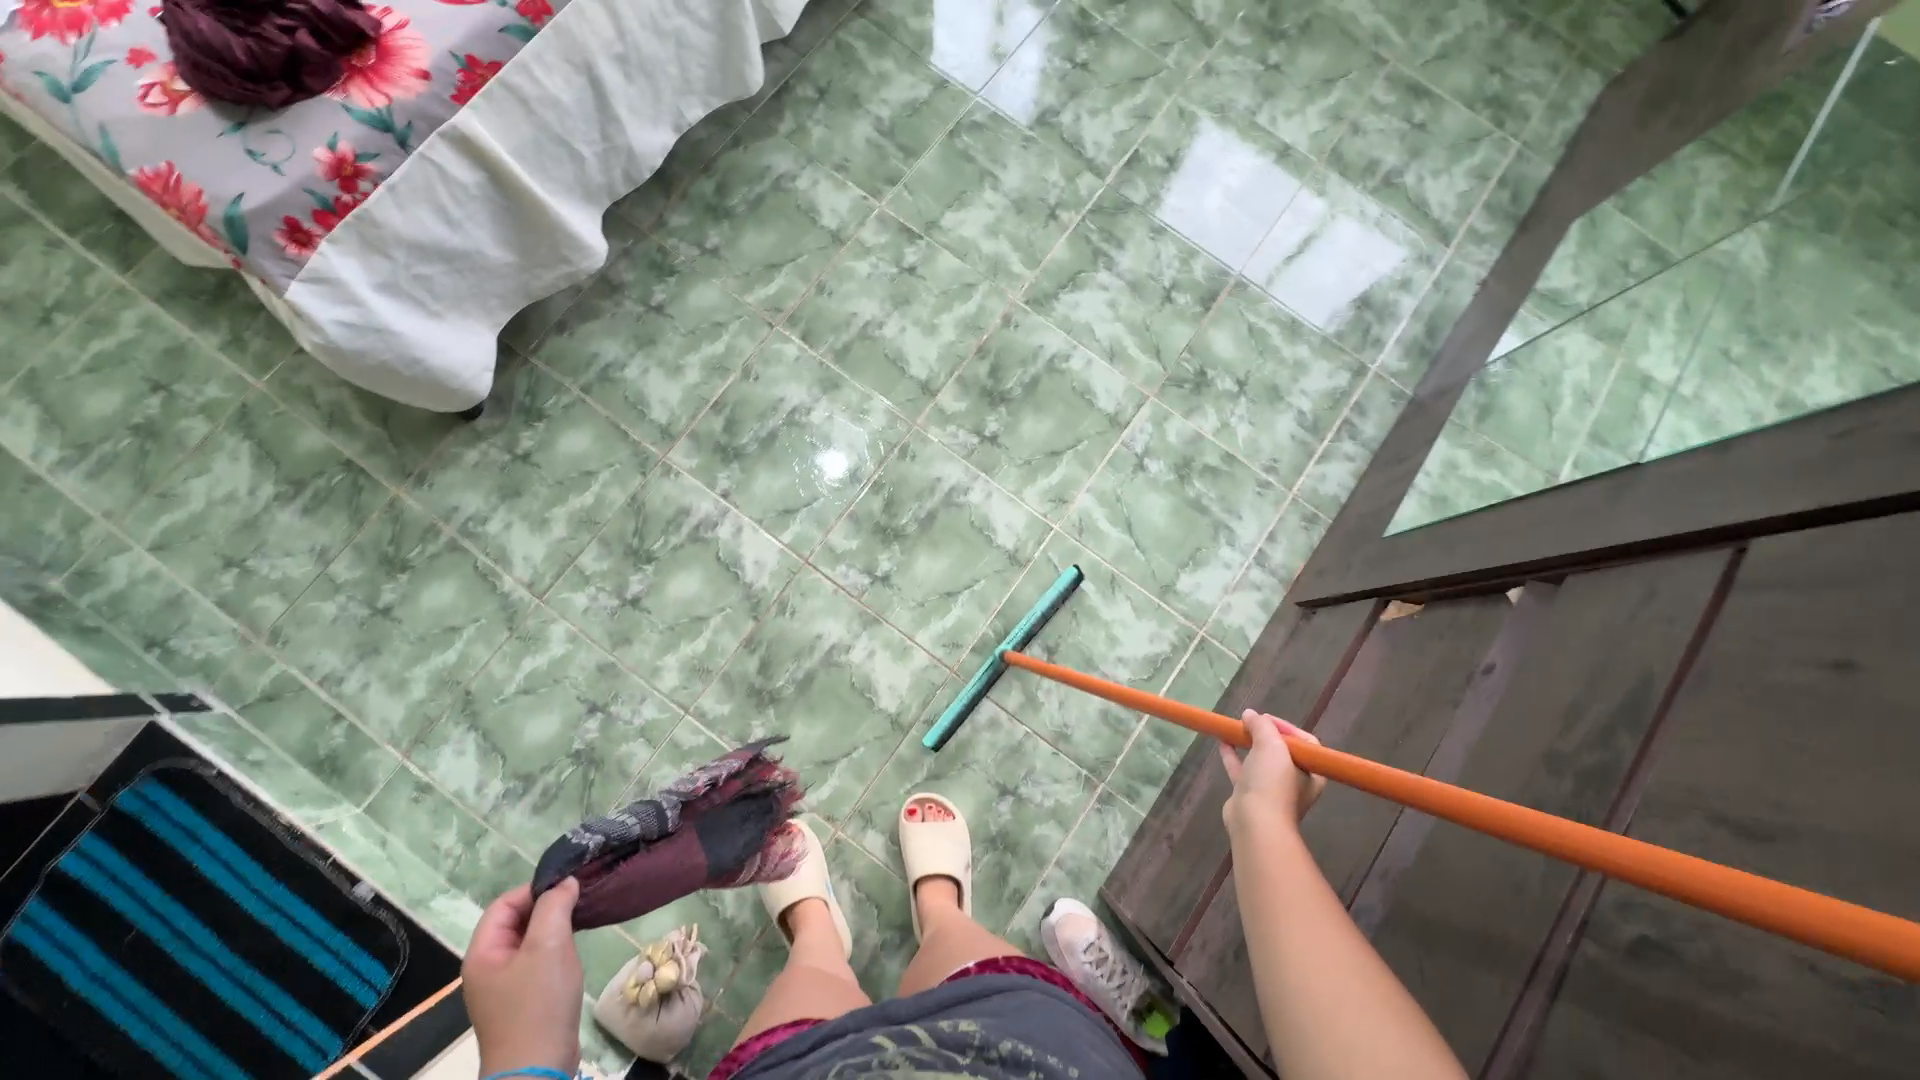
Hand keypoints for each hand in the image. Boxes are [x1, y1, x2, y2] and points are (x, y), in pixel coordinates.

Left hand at [463, 879, 583, 1076]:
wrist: (538, 1068)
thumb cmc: (539, 1003)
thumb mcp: (549, 945)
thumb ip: (554, 906)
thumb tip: (564, 883)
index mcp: (482, 953)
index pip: (504, 904)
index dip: (535, 890)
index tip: (569, 889)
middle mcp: (486, 968)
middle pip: (515, 922)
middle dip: (546, 908)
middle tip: (579, 904)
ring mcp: (502, 988)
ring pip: (528, 943)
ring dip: (553, 930)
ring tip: (580, 927)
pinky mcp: (520, 1002)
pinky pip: (535, 964)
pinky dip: (554, 952)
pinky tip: (573, 955)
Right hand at [1218, 710, 1326, 834]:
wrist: (1255, 822)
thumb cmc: (1272, 783)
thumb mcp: (1271, 746)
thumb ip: (1262, 726)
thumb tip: (1250, 714)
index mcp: (1311, 772)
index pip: (1305, 742)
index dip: (1286, 727)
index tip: (1266, 718)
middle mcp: (1294, 781)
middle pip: (1281, 750)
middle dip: (1265, 734)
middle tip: (1250, 722)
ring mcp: (1271, 789)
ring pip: (1260, 760)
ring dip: (1248, 743)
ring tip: (1235, 728)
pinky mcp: (1250, 795)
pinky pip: (1243, 770)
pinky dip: (1234, 756)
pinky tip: (1222, 742)